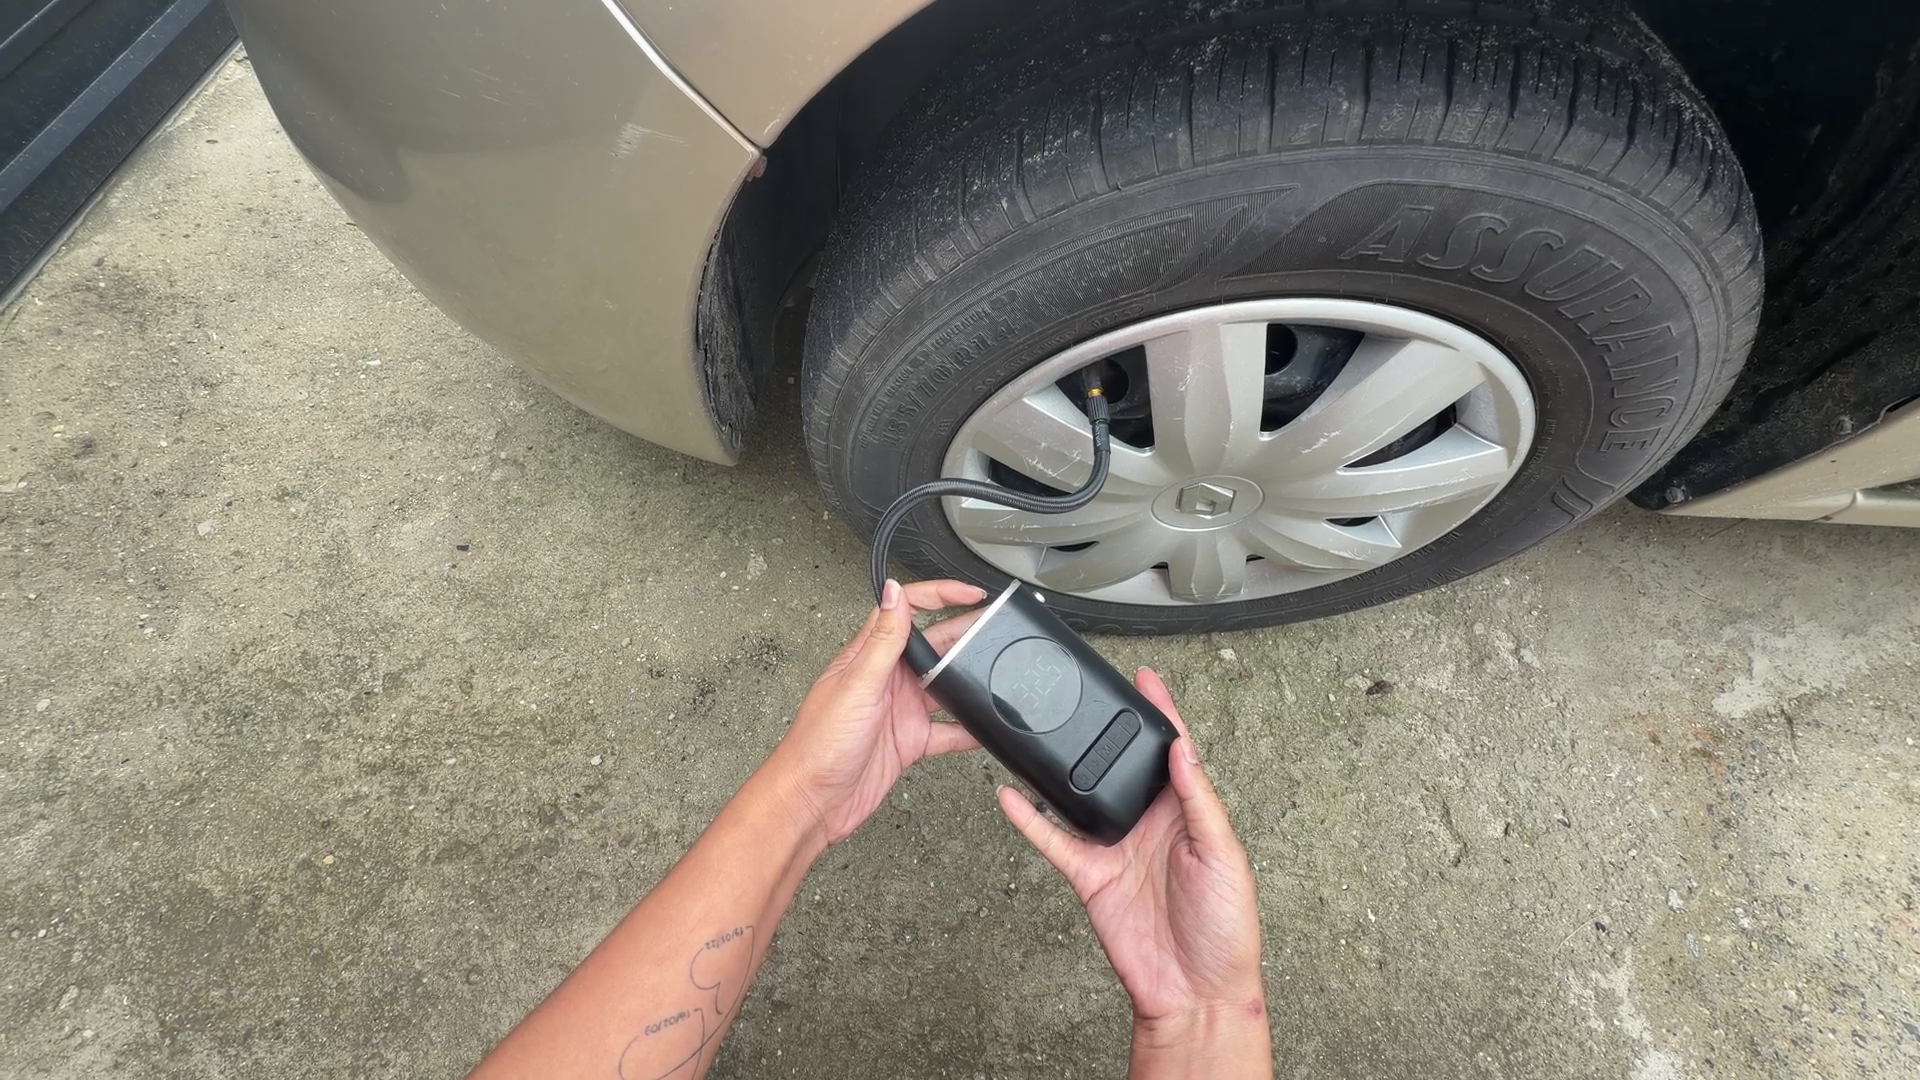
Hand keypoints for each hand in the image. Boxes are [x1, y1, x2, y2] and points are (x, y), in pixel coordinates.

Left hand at [767, 578, 986, 844]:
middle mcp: (888, 678)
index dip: (940, 595)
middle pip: (936, 646)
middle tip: (998, 629)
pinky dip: (970, 728)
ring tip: (1000, 670)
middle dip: (967, 634)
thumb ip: (883, 639)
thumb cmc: (819, 743)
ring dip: (971, 680)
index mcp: (872, 656)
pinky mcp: (910, 740)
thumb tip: (894, 591)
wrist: (813, 802)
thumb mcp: (857, 684)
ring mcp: (901, 709)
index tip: (970, 592)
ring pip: (946, 686)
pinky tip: (988, 726)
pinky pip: (950, 730)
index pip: (908, 610)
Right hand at [998, 668, 1268, 1072]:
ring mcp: (1115, 843)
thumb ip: (1199, 800)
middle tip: (1094, 691)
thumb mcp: (1224, 857)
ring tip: (1047, 730)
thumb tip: (1183, 748)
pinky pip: (1052, 837)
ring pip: (1082, 793)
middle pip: (1122, 762)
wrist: (1194, 993)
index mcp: (1186, 811)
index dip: (1161, 712)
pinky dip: (1028, 817)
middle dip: (1109, 728)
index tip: (1147, 679)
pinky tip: (1011, 795)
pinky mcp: (1089, 871)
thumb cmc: (1226, 930)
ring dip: (1065, 766)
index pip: (1172, 750)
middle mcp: (1148, 820)